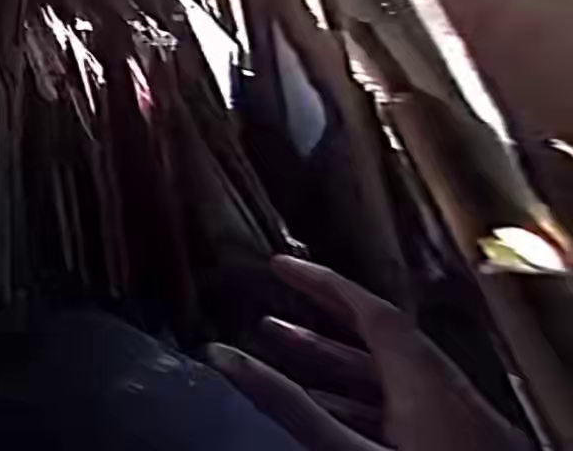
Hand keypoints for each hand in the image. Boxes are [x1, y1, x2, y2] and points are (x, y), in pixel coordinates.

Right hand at [206, 256, 530, 450]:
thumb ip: (287, 404)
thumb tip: (220, 354)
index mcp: (436, 394)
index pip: (378, 316)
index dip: (326, 284)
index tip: (280, 265)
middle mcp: (464, 407)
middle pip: (392, 342)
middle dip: (328, 313)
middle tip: (280, 290)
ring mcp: (478, 439)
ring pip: (402, 377)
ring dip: (339, 354)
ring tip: (283, 341)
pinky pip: (416, 408)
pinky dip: (363, 391)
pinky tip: (328, 404)